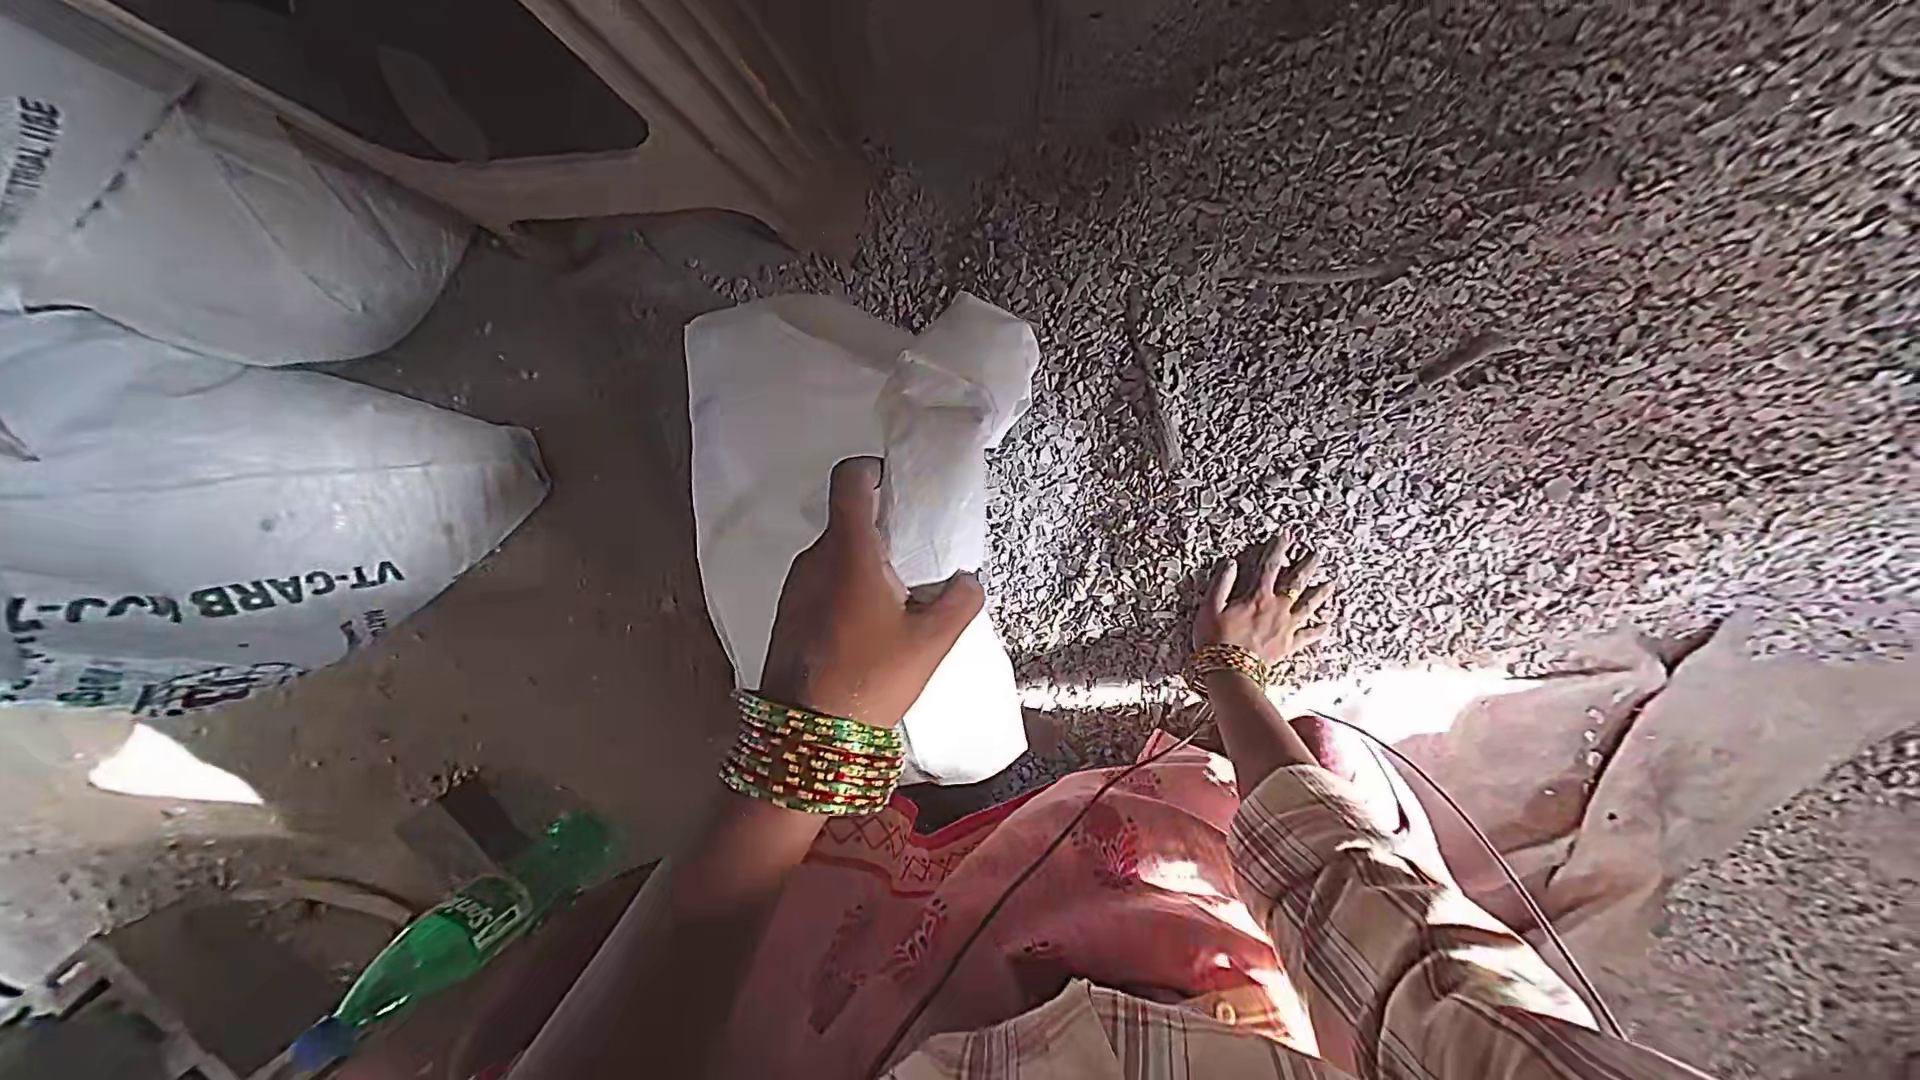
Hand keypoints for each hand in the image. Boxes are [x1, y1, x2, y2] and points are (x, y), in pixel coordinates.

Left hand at [759, 457, 984, 728]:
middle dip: (882, 529)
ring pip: (834, 554)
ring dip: (864, 563)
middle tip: (914, 558)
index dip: (874, 470)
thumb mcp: (932, 642)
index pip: (849, 480)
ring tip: (895, 599)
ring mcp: (795, 586)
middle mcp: (814, 559)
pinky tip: (867, 625)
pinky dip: (845, 587)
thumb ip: (961, 600)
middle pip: (847, 519)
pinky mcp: (788, 612)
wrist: (808, 736)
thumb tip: (967, 580)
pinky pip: (821, 581)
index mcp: (848, 552)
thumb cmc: (871, 680)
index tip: (897, 487)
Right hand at [1192, 529, 1333, 665]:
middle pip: (1297, 583)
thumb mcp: (1210, 607)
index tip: (1287, 536)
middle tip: (1318, 555)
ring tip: (1331, 583)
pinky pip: (1309, 636)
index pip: (1270, 566)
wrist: (1231, 672)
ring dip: (1321, 593)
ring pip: (1309, 606)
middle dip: (1308, 566)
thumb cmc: (1216, 640)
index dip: (1279, 549)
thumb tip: (1231, 563)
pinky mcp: (1289, 645)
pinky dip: (1320, 630)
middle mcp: (1277, 609)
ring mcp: (1286, 628)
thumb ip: (1222, 583)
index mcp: (1257, 597)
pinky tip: (1329, 624)